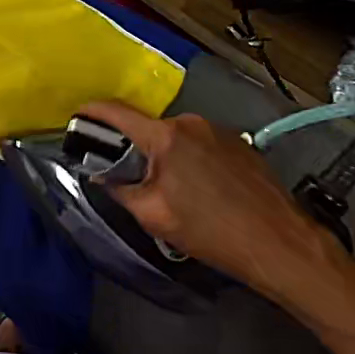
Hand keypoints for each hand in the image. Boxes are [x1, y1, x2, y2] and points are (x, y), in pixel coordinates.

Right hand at [77, 101, 344, 304]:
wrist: (277, 240)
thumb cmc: (212, 231)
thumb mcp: (155, 216)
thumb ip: (122, 190)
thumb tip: (103, 175)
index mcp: (167, 136)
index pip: (118, 113)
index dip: (93, 113)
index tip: (77, 118)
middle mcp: (192, 122)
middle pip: (149, 129)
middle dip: (134, 150)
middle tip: (128, 180)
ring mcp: (218, 128)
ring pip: (176, 138)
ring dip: (165, 158)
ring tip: (172, 194)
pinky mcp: (237, 141)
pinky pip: (200, 144)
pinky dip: (190, 160)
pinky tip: (200, 190)